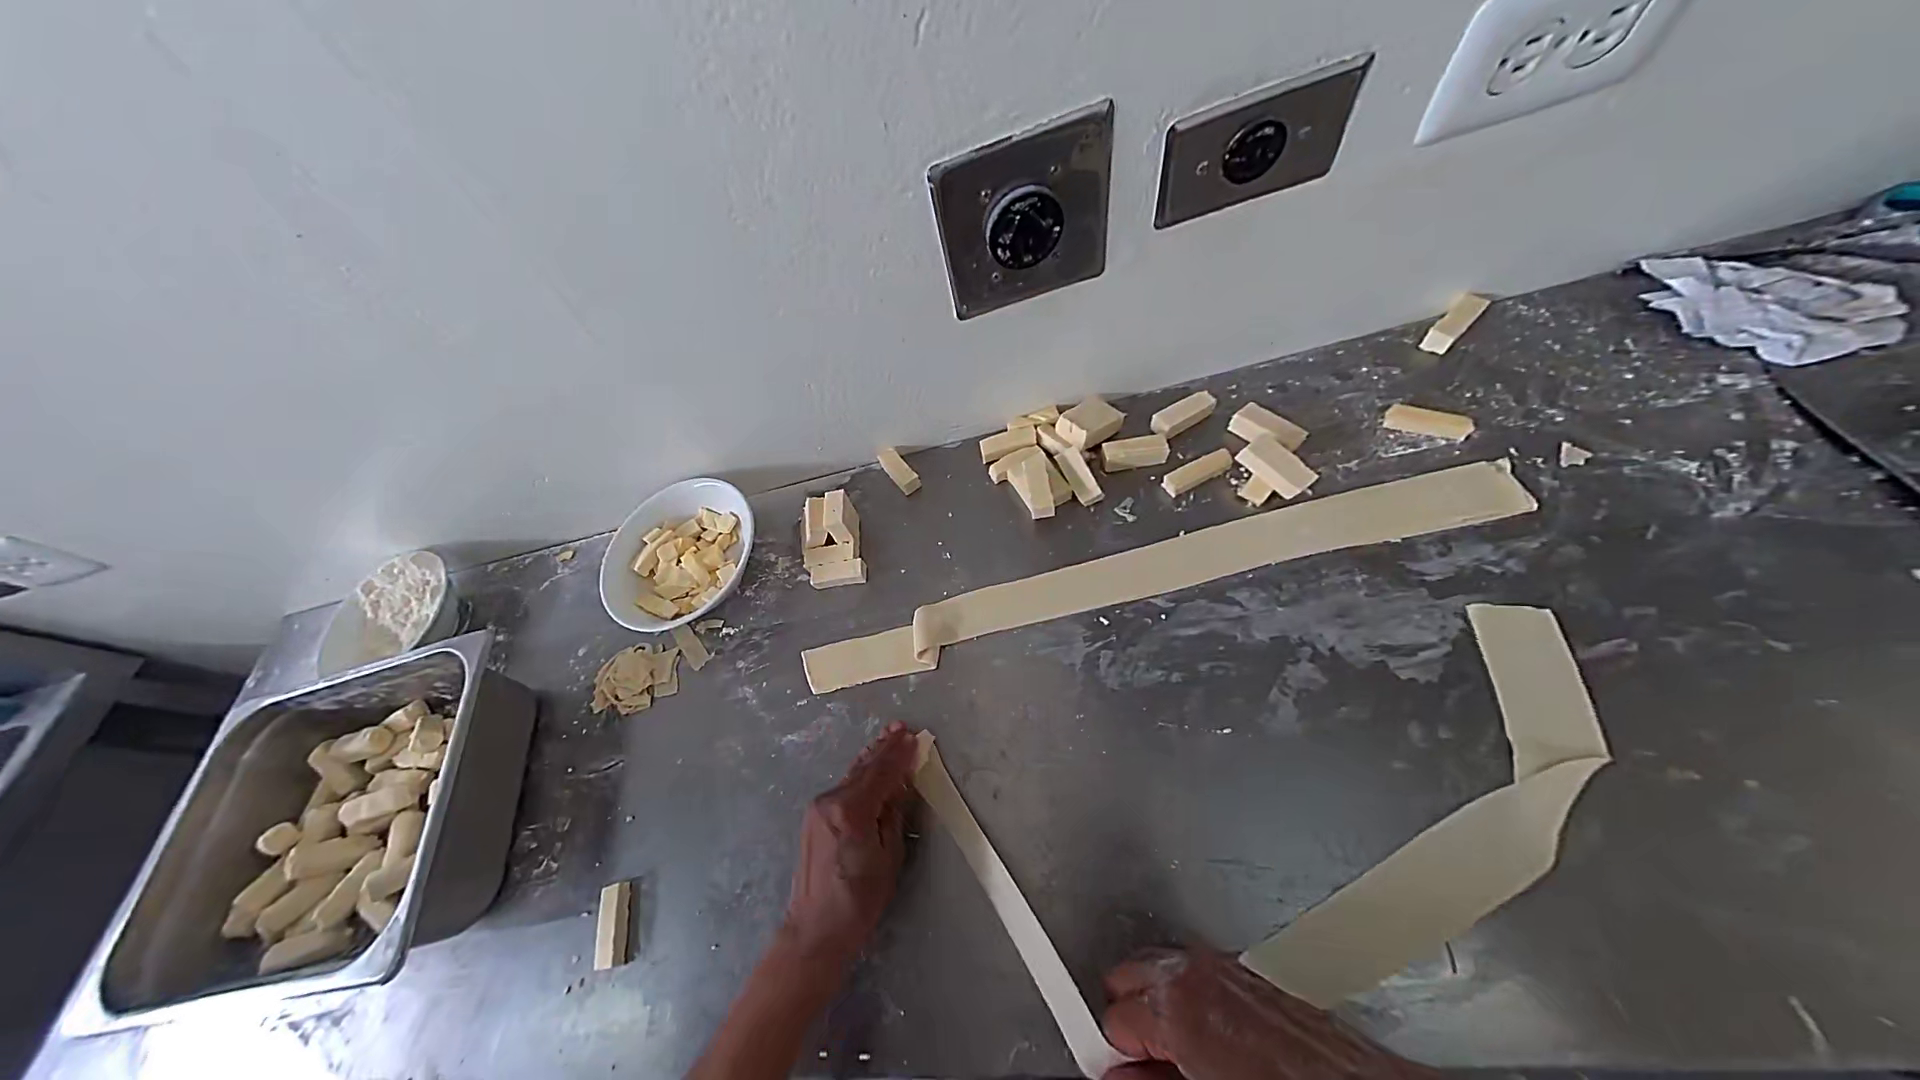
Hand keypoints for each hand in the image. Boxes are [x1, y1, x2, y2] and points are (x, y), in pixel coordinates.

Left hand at [781, 721, 918, 960]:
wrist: (815, 929)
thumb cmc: (859, 900)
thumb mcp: (889, 857)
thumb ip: (893, 815)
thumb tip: (898, 787)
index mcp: (851, 810)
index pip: (882, 773)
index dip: (899, 754)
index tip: (913, 736)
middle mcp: (831, 801)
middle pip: (864, 768)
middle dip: (883, 747)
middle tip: (900, 727)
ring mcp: (818, 807)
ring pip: (851, 775)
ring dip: (871, 758)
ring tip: (887, 738)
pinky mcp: (813, 817)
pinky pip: (843, 788)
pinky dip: (859, 775)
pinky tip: (869, 767)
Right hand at [1100, 948, 1438, 1079]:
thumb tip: (1121, 1079)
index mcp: (1174, 1000)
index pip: (1111, 1014)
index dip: (1113, 1050)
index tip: (1118, 1069)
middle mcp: (1193, 969)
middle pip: (1128, 977)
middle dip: (1131, 1018)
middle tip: (1145, 1063)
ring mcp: (1221, 964)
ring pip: (1160, 971)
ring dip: (1159, 1007)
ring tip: (1184, 1057)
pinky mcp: (1245, 969)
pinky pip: (1194, 974)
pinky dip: (1190, 999)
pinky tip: (1212, 1043)